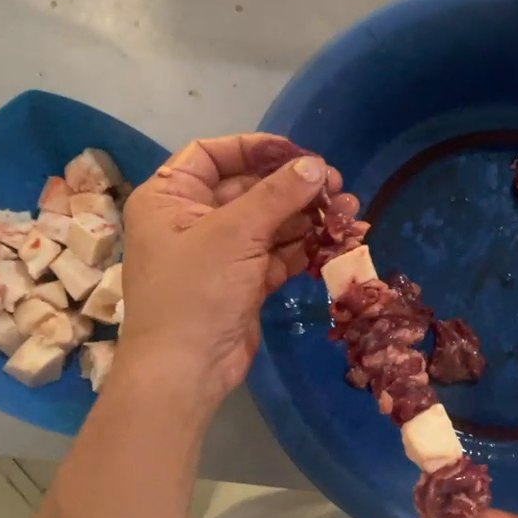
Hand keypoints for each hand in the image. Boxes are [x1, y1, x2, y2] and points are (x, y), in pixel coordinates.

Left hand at [116, 134, 339, 407]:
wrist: (186, 370)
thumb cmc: (197, 290)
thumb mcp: (236, 233)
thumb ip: (278, 195)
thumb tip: (315, 166)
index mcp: (170, 197)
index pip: (212, 154)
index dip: (255, 148)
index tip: (297, 152)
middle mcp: (191, 219)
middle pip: (248, 188)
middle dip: (292, 186)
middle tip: (336, 185)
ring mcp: (219, 253)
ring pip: (268, 222)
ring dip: (306, 217)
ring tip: (347, 212)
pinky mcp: (242, 281)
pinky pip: (275, 253)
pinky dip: (302, 247)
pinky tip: (335, 240)